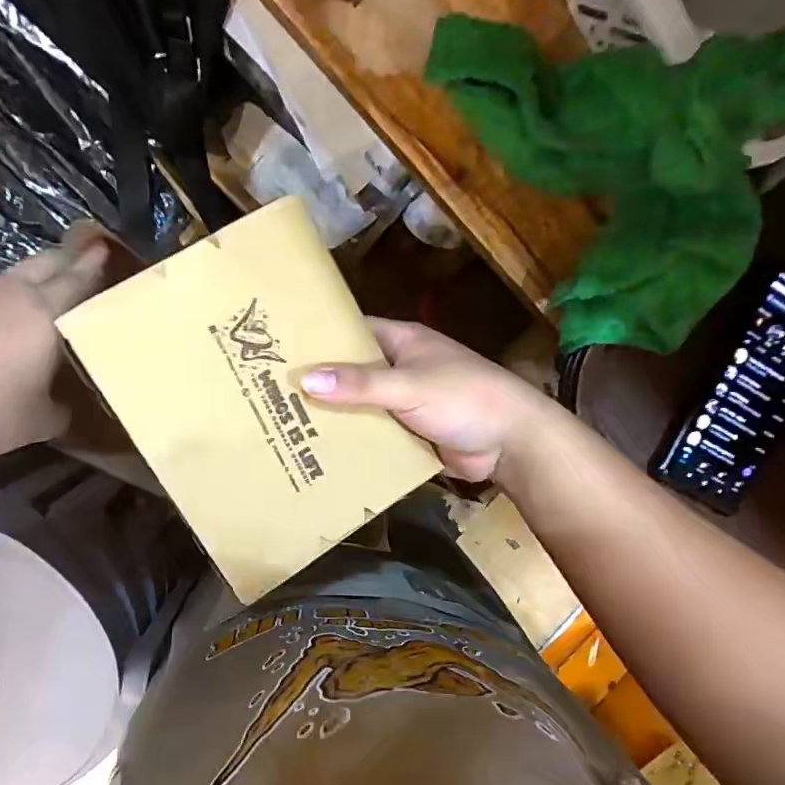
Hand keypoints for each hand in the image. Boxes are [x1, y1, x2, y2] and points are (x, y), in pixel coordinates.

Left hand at [0, 229, 110, 475]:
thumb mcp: (35, 422)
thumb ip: (61, 408)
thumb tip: (65, 404)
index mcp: (45, 314)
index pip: (83, 281)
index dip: (102, 268)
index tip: (119, 253)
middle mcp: (10, 294)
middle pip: (49, 264)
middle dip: (73, 259)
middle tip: (96, 260)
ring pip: (16, 280)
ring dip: (40, 282)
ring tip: (60, 298)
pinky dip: (9, 305)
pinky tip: (10, 330)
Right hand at [300, 319, 555, 481]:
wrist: (512, 441)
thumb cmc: (465, 397)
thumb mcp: (410, 386)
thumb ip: (361, 383)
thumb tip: (306, 378)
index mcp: (403, 341)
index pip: (352, 331)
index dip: (320, 338)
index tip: (280, 350)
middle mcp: (402, 368)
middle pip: (353, 373)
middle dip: (321, 384)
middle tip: (272, 397)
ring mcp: (407, 402)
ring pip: (363, 407)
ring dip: (337, 417)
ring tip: (287, 427)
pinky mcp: (413, 434)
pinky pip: (378, 434)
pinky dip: (358, 442)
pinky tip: (325, 453)